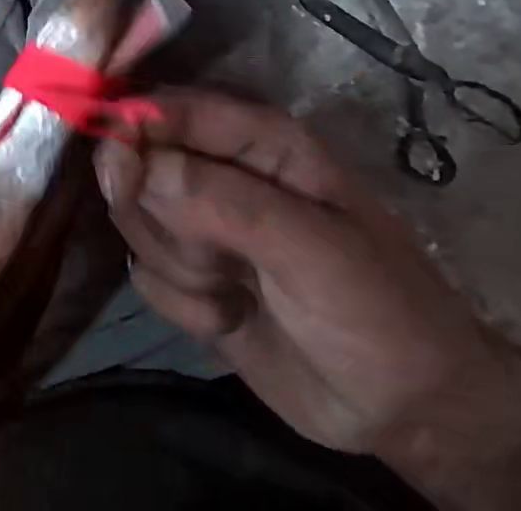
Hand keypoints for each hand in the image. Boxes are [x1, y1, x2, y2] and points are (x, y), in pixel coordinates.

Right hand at [94, 90, 520, 483]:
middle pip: (136, 163)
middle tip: (209, 255)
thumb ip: (222, 200)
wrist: (405, 413)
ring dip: (176, 263)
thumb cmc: (380, 312)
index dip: (132, 125)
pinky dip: (180, 301)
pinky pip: (143, 273)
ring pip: (133, 219)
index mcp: (258, 141)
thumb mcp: (314, 250)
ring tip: (234, 287)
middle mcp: (218, 171)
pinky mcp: (185, 273)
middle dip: (159, 214)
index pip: (174, 108)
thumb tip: (129, 161)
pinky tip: (228, 315)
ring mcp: (198, 224)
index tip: (115, 168)